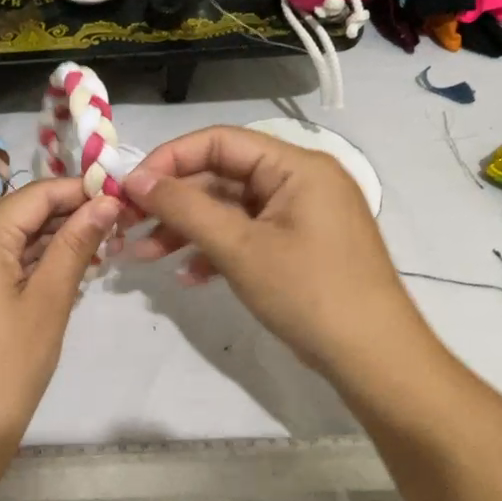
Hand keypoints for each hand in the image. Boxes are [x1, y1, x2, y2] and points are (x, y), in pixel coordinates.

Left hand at [0, 178, 119, 448]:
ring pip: (10, 237)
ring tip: (101, 253)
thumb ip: (75, 245)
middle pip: (20, 212)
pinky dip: (31, 262)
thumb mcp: (49, 301)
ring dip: (52, 241)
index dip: (78, 191)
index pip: (34, 194)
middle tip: (117, 230)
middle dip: (67, 216)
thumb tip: (105, 202)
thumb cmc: (9, 364)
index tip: (121, 199)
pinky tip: (67, 274)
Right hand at [121, 126, 429, 377]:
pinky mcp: (297, 247)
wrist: (373, 358)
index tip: (129, 188)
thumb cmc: (309, 292)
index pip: (219, 141)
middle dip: (172, 202)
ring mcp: (299, 216)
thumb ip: (184, 208)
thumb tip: (134, 180)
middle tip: (128, 226)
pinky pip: (244, 236)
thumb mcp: (239, 248)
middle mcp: (299, 181)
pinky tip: (186, 277)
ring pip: (227, 209)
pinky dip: (212, 251)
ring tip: (144, 256)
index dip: (169, 160)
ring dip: (185, 230)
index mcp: (296, 166)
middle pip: (220, 176)